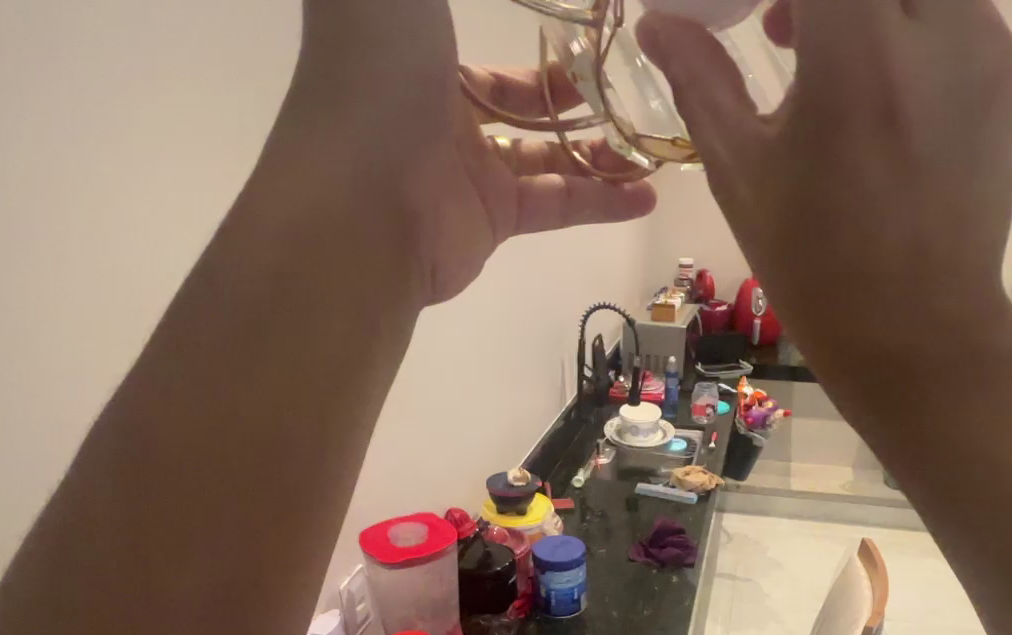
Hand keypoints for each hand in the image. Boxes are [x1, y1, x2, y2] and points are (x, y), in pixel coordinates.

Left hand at [269, 0, 656, 305]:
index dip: (541, 43)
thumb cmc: (377, 78)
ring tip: (652, 145)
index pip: (486, 47)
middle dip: (578, 97)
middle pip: (523, 102)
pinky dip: (602, 202)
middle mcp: (444, 111)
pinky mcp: (492, 220)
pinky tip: (646, 195)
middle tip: (634, 89)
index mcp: (420, 52)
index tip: (594, 36)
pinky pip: (556, 204)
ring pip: (547, 155)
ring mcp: (469, 170)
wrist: (359, 204)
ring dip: (601, 152)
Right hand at [638, 0, 1011, 400]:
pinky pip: (950, 6)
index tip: (748, 12)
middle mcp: (937, 27)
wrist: (917, 332)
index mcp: (857, 55)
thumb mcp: (744, 177)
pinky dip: (901, 18)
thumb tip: (657, 23)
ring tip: (813, 47)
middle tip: (775, 23)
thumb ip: (701, 82)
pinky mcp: (1007, 73)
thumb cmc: (816, 268)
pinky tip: (868, 81)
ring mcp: (985, 45)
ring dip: (860, 2)